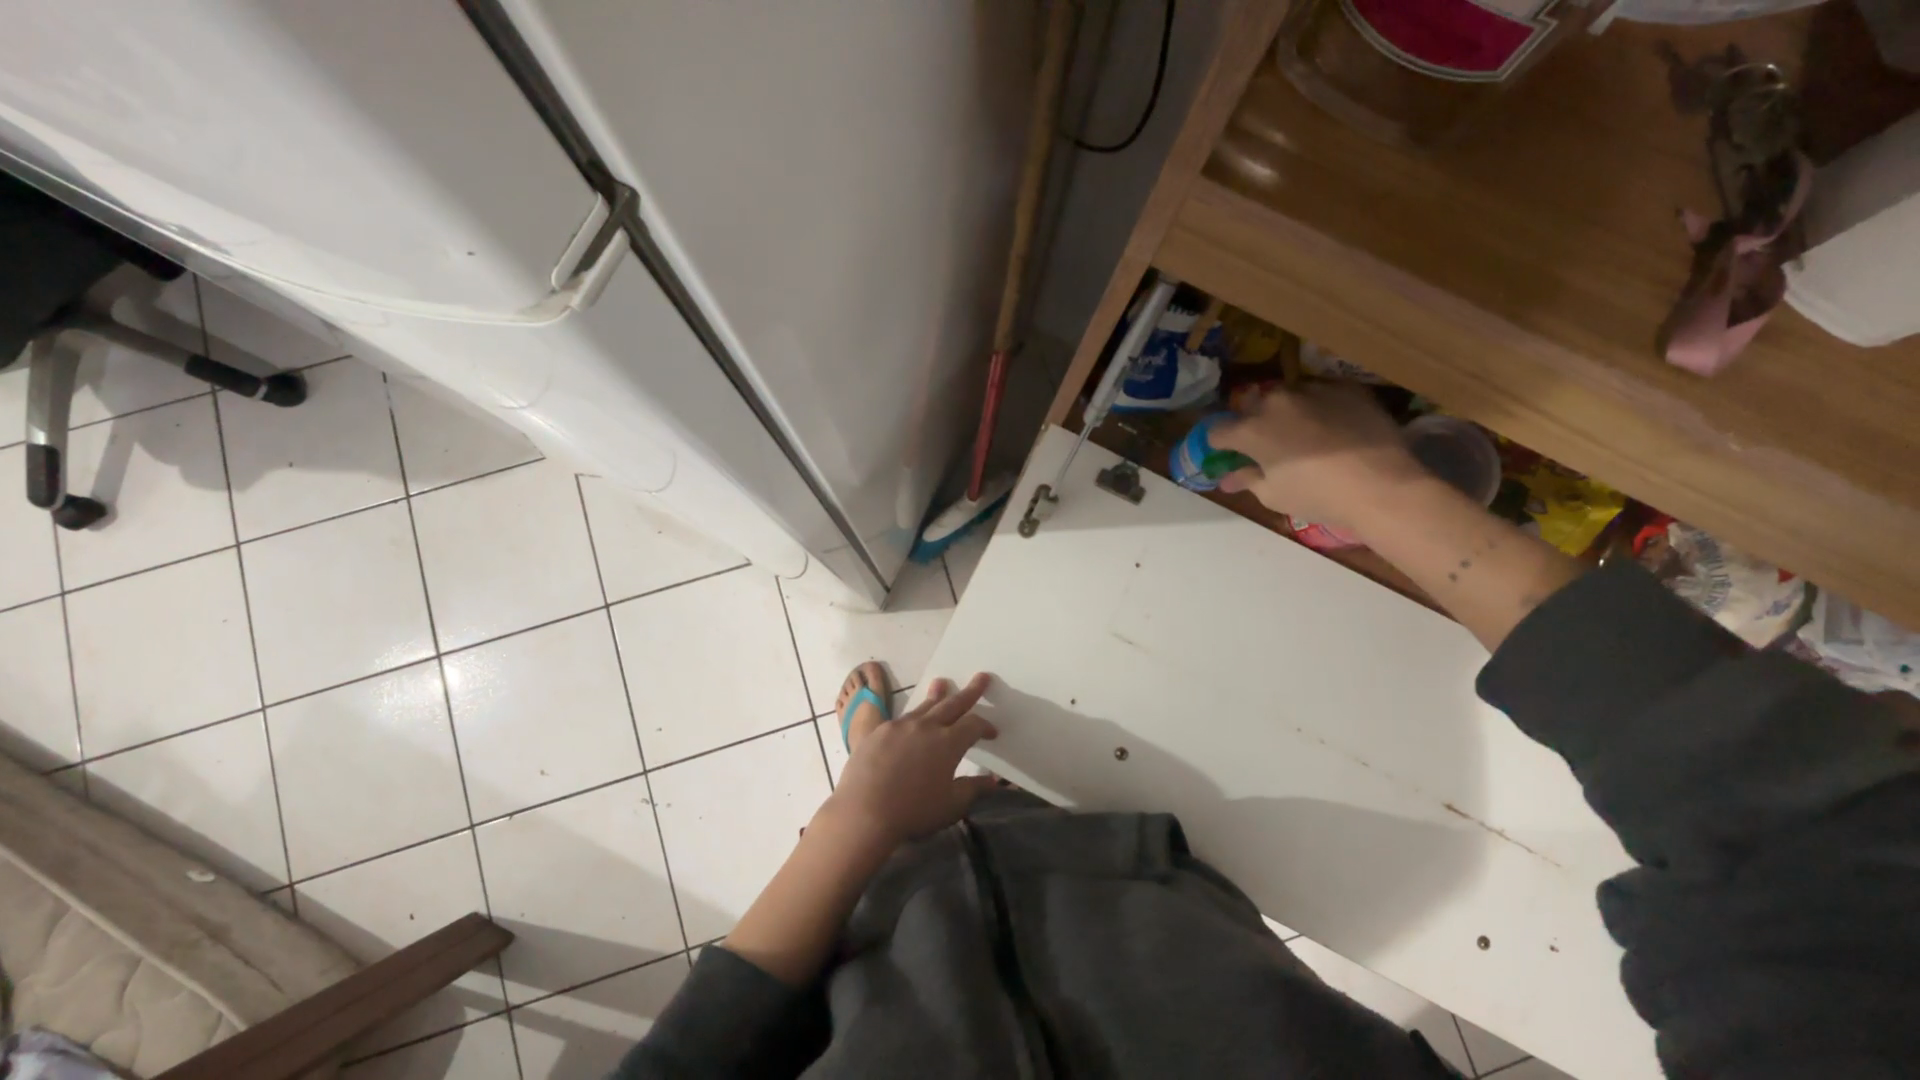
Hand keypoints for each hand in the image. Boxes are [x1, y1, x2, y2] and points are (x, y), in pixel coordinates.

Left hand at [819, 673, 1000, 848]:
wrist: (865, 813)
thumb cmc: (914, 812)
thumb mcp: (952, 805)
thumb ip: (974, 789)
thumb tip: (994, 780)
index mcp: (948, 743)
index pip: (974, 725)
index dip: (986, 727)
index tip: (992, 734)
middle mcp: (925, 727)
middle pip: (952, 704)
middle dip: (969, 692)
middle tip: (981, 677)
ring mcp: (898, 726)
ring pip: (923, 706)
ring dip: (936, 695)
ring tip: (942, 683)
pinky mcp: (876, 732)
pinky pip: (898, 718)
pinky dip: (910, 716)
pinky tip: (907, 719)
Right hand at [1213, 382, 1424, 526]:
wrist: (1381, 485)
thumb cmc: (1318, 496)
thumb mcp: (1274, 495)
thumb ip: (1247, 480)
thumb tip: (1227, 479)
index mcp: (1251, 429)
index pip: (1218, 430)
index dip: (1221, 445)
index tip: (1230, 456)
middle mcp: (1276, 401)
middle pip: (1253, 408)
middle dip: (1255, 425)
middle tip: (1270, 448)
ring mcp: (1313, 390)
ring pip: (1289, 398)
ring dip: (1289, 414)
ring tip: (1306, 436)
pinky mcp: (1346, 388)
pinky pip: (1323, 395)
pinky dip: (1321, 409)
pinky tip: (1336, 430)